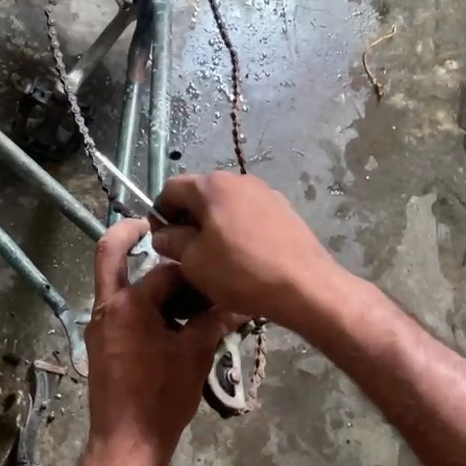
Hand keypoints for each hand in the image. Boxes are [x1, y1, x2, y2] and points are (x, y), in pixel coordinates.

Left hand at [87, 218, 240, 465]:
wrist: (126, 442)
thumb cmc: (161, 397)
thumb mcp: (194, 354)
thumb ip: (215, 321)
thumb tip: (243, 302)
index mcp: (129, 304)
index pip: (164, 271)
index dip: (191, 270)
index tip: (211, 270)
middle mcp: (107, 307)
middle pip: (109, 254)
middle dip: (128, 233)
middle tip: (153, 225)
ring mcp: (100, 325)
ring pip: (112, 281)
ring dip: (137, 271)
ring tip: (176, 278)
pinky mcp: (101, 343)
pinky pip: (118, 307)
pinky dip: (138, 299)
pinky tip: (168, 313)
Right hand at [149, 172, 345, 324]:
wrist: (305, 286)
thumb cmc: (241, 272)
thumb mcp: (194, 262)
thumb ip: (172, 242)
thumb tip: (164, 234)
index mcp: (211, 185)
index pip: (171, 189)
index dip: (160, 214)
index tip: (163, 242)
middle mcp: (238, 179)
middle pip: (200, 194)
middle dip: (188, 220)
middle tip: (188, 253)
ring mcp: (265, 192)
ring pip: (226, 205)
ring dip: (214, 226)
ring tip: (218, 258)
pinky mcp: (284, 209)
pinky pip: (249, 214)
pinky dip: (238, 230)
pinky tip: (245, 258)